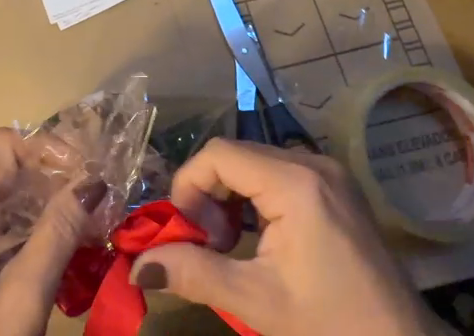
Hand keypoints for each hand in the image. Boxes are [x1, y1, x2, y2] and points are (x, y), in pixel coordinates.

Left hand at [0, 127, 104, 335]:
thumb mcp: (25, 294)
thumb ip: (58, 232)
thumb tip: (94, 180)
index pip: (7, 145)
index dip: (50, 150)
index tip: (90, 174)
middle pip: (7, 169)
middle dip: (56, 180)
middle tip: (102, 202)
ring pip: (5, 198)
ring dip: (48, 206)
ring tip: (94, 226)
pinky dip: (31, 229)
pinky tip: (67, 250)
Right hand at [131, 139, 441, 335]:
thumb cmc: (332, 324)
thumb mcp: (256, 301)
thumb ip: (194, 273)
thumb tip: (138, 266)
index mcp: (295, 182)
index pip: (218, 154)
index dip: (189, 186)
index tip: (188, 234)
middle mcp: (312, 162)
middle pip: (235, 155)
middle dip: (208, 195)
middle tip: (209, 244)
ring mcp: (328, 171)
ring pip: (254, 163)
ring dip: (230, 197)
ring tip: (231, 245)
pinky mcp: (336, 186)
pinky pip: (278, 173)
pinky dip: (255, 198)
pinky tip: (258, 239)